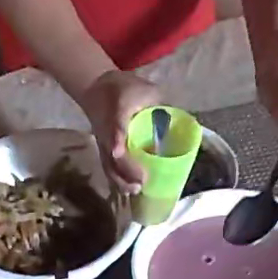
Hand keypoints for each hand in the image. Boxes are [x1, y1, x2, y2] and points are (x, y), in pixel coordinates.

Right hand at [77, 69, 161, 193]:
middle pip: (111, 154)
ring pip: (108, 165)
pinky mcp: (102, 150)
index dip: (116, 137)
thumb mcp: (145, 89)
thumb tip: (181, 122)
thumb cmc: (125, 89)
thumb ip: (160, 104)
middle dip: (125, 169)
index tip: (117, 152)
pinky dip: (118, 180)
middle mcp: (106, 129)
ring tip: (136, 190)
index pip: (115, 124)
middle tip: (141, 182)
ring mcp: (102, 142)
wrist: (96, 87)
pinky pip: (108, 168)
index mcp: (117, 109)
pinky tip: (130, 190)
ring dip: (121, 180)